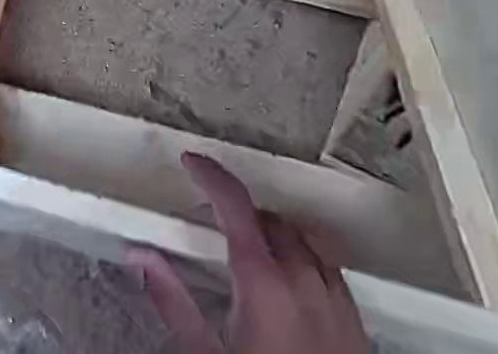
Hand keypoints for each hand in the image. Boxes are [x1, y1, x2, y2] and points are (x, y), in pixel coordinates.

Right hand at [129, 152, 367, 353]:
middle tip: (212, 228)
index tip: (192, 163)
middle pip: (268, 218)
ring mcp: (335, 298)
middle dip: (238, 214)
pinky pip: (329, 268)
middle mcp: (304, 278)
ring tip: (250, 254)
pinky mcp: (355, 323)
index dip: (210, 174)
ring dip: (273, 235)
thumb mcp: (206, 352)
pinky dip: (305, 261)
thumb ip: (172, 299)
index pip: (234, 202)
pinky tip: (290, 285)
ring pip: (302, 238)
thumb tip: (141, 258)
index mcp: (263, 280)